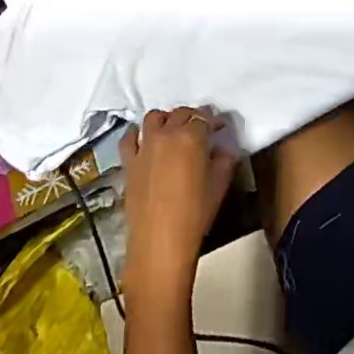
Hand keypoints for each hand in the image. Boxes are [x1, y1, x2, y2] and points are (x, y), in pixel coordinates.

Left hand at [119, 108, 234, 302]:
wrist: (160, 240)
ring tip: (173, 130)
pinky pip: (129, 138)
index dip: (214, 120)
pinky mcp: (128, 161)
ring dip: (166, 119)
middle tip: (201, 129)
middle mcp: (166, 134)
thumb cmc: (196, 213)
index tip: (220, 127)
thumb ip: (225, 159)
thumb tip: (224, 147)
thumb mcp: (220, 184)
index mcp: (191, 137)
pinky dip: (137, 133)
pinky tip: (143, 138)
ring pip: (154, 117)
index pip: (204, 117)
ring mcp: (144, 146)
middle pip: (180, 114)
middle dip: (192, 117)